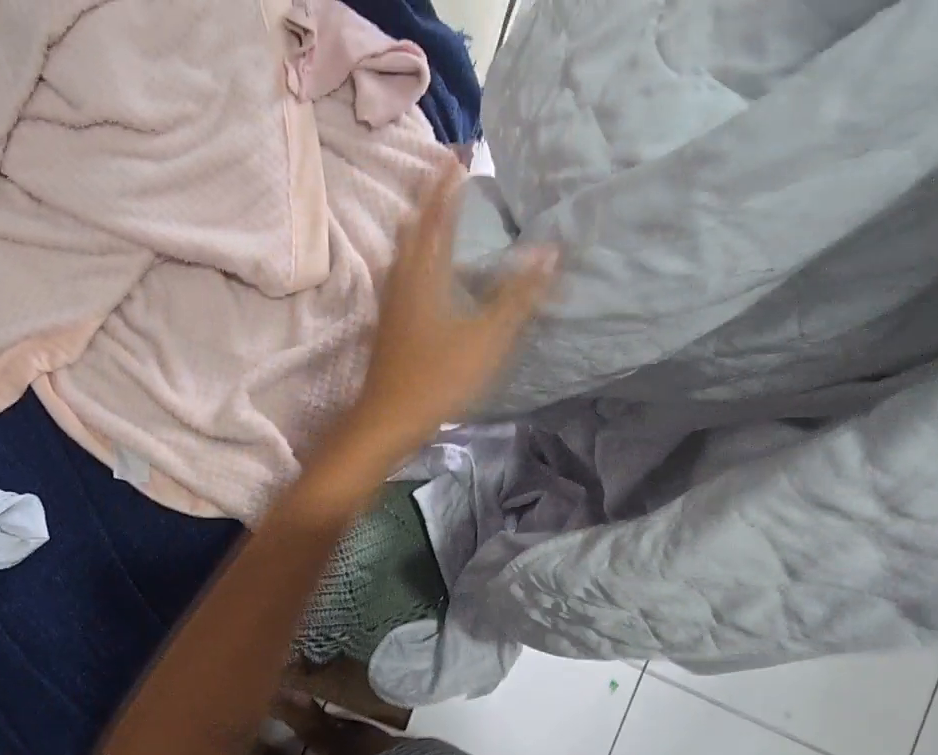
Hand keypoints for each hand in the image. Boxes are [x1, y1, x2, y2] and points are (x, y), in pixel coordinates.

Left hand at [346, 162, 555, 460]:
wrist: (387, 419)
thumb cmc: (437, 377)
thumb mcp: (487, 337)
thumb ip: (519, 294)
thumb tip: (551, 248)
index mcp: (424, 275)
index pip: (437, 216)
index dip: (447, 184)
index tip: (458, 152)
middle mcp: (401, 281)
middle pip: (413, 229)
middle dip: (428, 199)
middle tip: (443, 173)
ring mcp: (390, 304)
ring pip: (401, 253)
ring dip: (416, 228)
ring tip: (428, 212)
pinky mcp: (386, 326)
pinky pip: (399, 275)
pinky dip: (411, 258)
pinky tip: (417, 272)